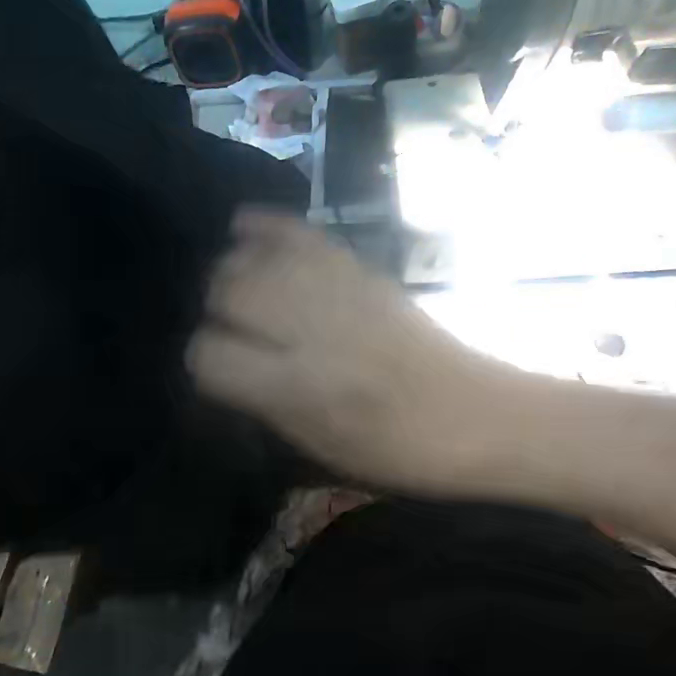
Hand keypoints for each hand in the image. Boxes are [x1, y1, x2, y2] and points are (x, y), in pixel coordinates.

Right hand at [189, 210, 535, 497]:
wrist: (473, 413)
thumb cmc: (395, 449)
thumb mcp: (317, 447)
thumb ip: (261, 401)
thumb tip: (219, 359)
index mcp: (298, 388)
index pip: (210, 355)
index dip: (202, 359)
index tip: (213, 365)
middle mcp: (313, 331)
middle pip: (230, 290)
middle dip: (216, 305)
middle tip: (228, 323)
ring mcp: (340, 293)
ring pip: (259, 258)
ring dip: (237, 267)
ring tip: (238, 284)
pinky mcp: (363, 271)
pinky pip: (303, 235)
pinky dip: (270, 229)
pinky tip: (245, 226)